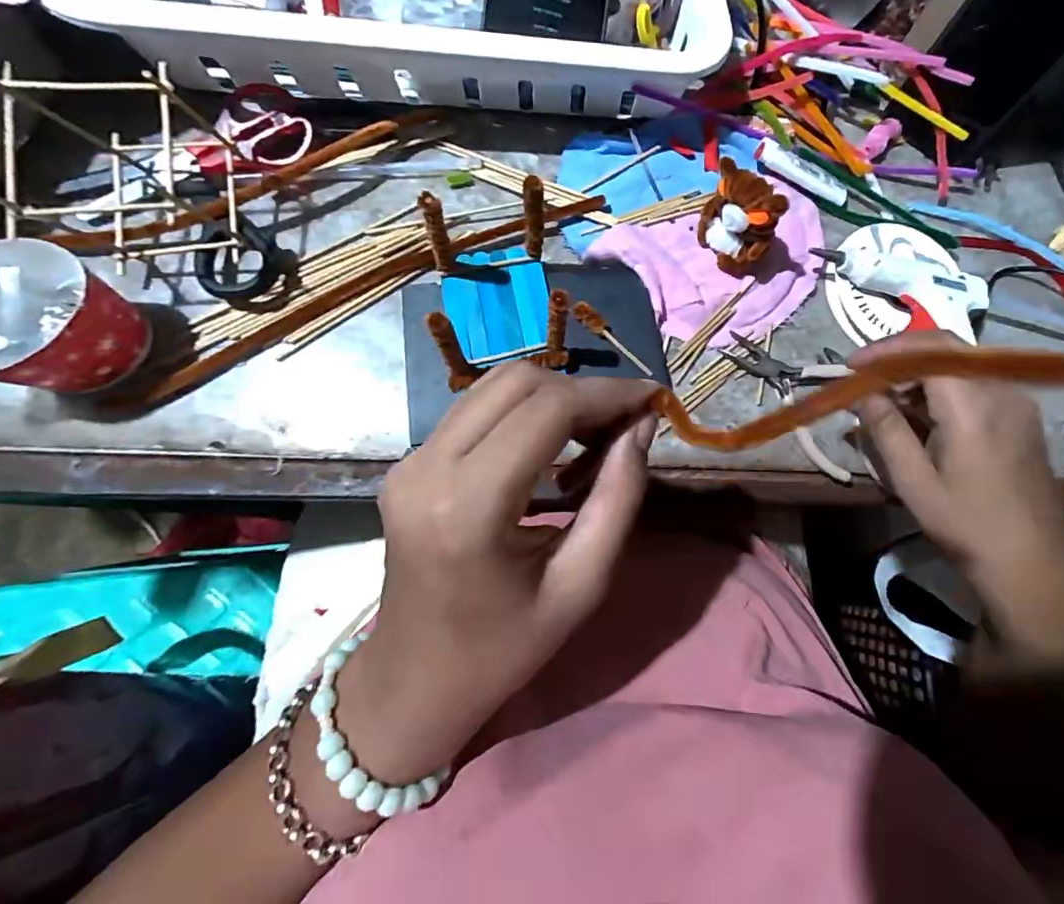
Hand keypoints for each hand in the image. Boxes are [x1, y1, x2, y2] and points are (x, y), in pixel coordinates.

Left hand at [339, 363, 658, 780]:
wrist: (414, 680)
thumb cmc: (505, 648)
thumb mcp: (581, 583)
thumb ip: (618, 497)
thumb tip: (641, 426)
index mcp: (469, 505)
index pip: (548, 409)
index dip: (609, 394)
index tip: (654, 399)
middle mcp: (429, 467)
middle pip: (520, 382)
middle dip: (584, 391)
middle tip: (625, 423)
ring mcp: (411, 461)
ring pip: (496, 385)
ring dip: (555, 395)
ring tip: (596, 432)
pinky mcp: (409, 463)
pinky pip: (477, 409)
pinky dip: (526, 410)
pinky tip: (555, 444)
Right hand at [852, 331, 1063, 665]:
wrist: (1034, 566)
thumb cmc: (968, 527)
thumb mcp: (915, 483)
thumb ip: (887, 430)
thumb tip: (865, 394)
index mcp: (973, 405)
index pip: (929, 349)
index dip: (888, 349)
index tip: (854, 365)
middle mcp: (1002, 391)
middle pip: (947, 351)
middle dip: (903, 360)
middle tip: (867, 382)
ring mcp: (1018, 403)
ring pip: (962, 368)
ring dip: (922, 375)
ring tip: (888, 403)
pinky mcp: (1024, 418)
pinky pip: (978, 386)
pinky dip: (945, 390)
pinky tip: (925, 417)